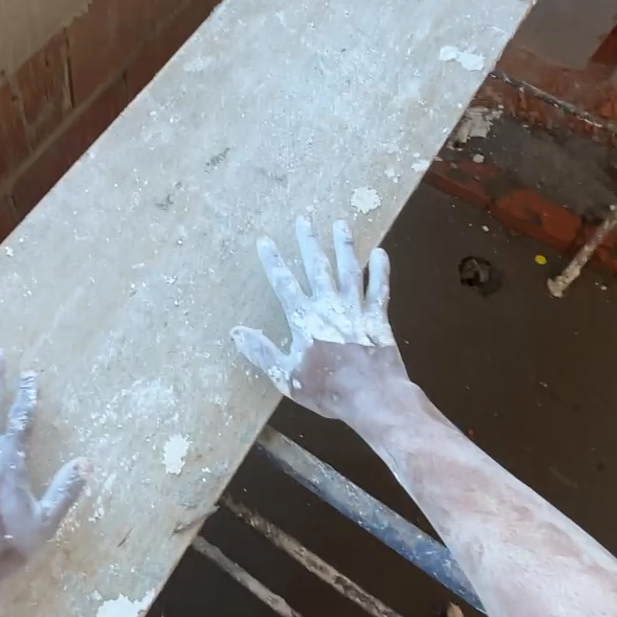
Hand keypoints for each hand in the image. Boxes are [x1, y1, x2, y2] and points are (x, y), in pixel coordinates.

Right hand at [231, 217, 413, 422]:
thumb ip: (262, 352)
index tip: (265, 241)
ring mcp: (356, 310)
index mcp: (304, 319)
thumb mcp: (286, 376)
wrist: (373, 397)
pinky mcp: (378, 319)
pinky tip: (381, 253)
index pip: (284, 283)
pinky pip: (379, 289)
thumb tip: (236, 332)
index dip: (273, 261)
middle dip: (308, 242)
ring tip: (340, 224)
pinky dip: (380, 271)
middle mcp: (329, 307)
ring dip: (344, 246)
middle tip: (304, 219)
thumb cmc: (327, 390)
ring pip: (349, 270)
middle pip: (317, 267)